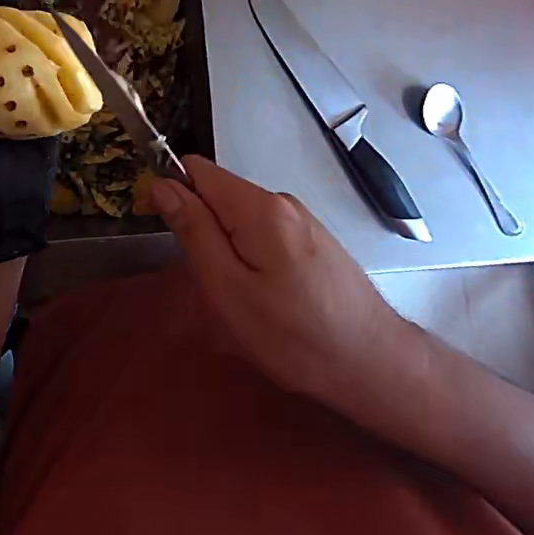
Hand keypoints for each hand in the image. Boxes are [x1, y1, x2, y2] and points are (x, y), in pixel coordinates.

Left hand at [0, 6, 59, 263]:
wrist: (2, 228)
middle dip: (4, 28)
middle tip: (20, 4)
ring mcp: (16, 114)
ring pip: (24, 72)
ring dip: (34, 47)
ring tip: (49, 22)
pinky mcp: (43, 128)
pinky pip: (52, 97)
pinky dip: (61, 78)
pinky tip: (74, 60)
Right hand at [150, 156, 406, 397]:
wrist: (373, 364)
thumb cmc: (293, 335)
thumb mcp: (227, 287)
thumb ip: (194, 230)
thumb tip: (163, 185)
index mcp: (259, 207)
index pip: (197, 170)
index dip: (170, 191)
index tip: (160, 227)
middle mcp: (283, 202)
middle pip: (220, 194)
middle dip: (200, 227)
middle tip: (206, 281)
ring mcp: (303, 220)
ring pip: (240, 217)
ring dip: (225, 246)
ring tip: (237, 295)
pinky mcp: (314, 240)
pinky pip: (263, 233)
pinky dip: (249, 255)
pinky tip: (264, 296)